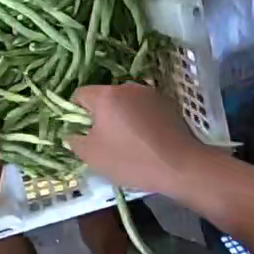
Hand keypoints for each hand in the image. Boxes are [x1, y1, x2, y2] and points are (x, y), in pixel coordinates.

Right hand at [66, 84, 218, 194]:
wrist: (181, 166)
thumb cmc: (131, 159)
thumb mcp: (92, 155)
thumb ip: (74, 140)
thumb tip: (72, 133)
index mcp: (106, 95)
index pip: (79, 94)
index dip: (75, 113)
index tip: (82, 134)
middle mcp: (128, 87)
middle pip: (103, 98)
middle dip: (100, 116)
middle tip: (103, 142)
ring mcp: (150, 94)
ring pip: (124, 103)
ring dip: (120, 118)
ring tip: (127, 144)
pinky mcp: (167, 104)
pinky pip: (143, 109)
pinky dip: (139, 121)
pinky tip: (145, 142)